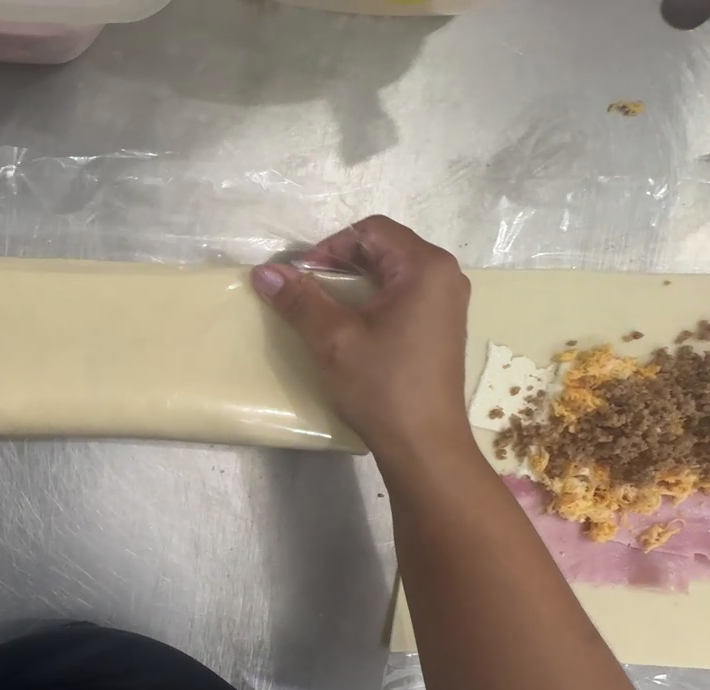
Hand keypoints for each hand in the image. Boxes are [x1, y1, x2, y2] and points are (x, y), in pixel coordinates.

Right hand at [250, 215, 471, 459]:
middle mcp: (443, 276)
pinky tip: (349, 330)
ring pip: (391, 274)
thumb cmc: (381, 384)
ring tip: (322, 312)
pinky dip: (370, 302)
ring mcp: (445, 302)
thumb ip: (300, 300)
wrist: (422, 440)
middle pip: (384, 249)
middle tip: (305, 292)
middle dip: (339, 264)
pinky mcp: (439, 327)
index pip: (372, 230)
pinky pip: (401, 297)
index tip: (300, 277)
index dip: (329, 246)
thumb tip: (264, 272)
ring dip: (352, 285)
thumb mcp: (333, 339)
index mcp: (425, 267)